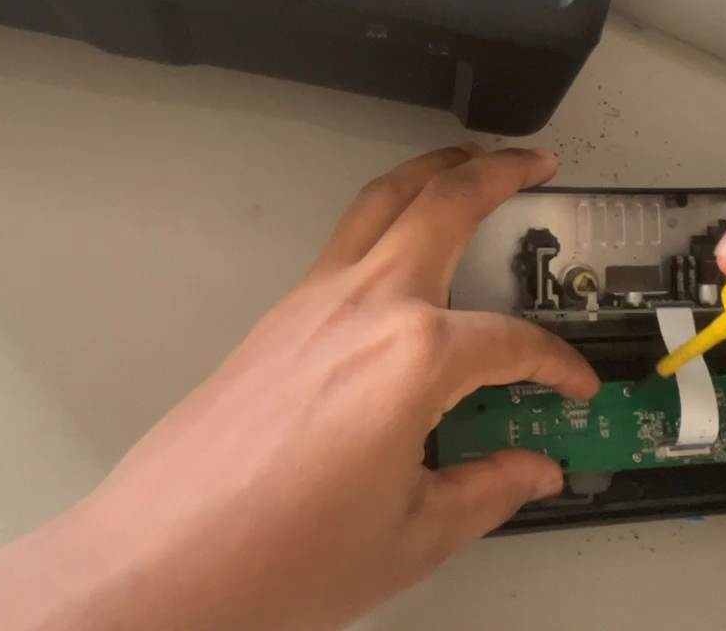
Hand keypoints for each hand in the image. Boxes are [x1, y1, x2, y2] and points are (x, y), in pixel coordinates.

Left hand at [0, 146, 597, 630]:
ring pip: (386, 197)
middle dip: (498, 170)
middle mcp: (369, 305)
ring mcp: (318, 298)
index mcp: (415, 358)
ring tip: (472, 158)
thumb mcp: (409, 537)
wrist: (153, 568)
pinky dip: (391, 209)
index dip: (556, 364)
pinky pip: (350, 234)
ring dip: (436, 168)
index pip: (512, 343)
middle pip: (444, 204)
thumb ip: (487, 490)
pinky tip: (407, 238)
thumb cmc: (279, 562)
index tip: (572, 385)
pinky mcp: (284, 311)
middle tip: (535, 160)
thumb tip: (533, 470)